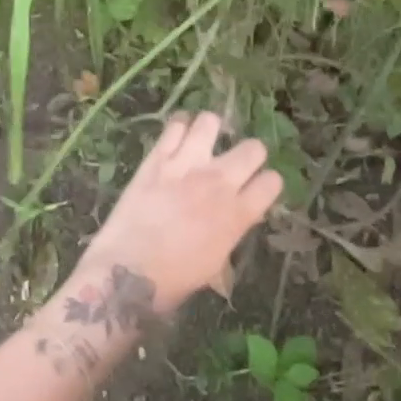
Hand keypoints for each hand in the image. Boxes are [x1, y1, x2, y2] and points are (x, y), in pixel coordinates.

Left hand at [74, 112, 282, 313]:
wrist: (129, 270)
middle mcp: (218, 182)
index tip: (258, 186)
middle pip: (253, 148)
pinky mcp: (158, 157)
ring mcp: (187, 165)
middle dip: (250, 153)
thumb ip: (230, 230)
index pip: (271, 182)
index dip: (267, 183)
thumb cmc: (174, 278)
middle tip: (236, 161)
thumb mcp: (216, 261)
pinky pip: (175, 125)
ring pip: (211, 122)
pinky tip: (177, 134)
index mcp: (238, 215)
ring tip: (203, 140)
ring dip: (211, 130)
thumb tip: (236, 215)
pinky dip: (179, 126)